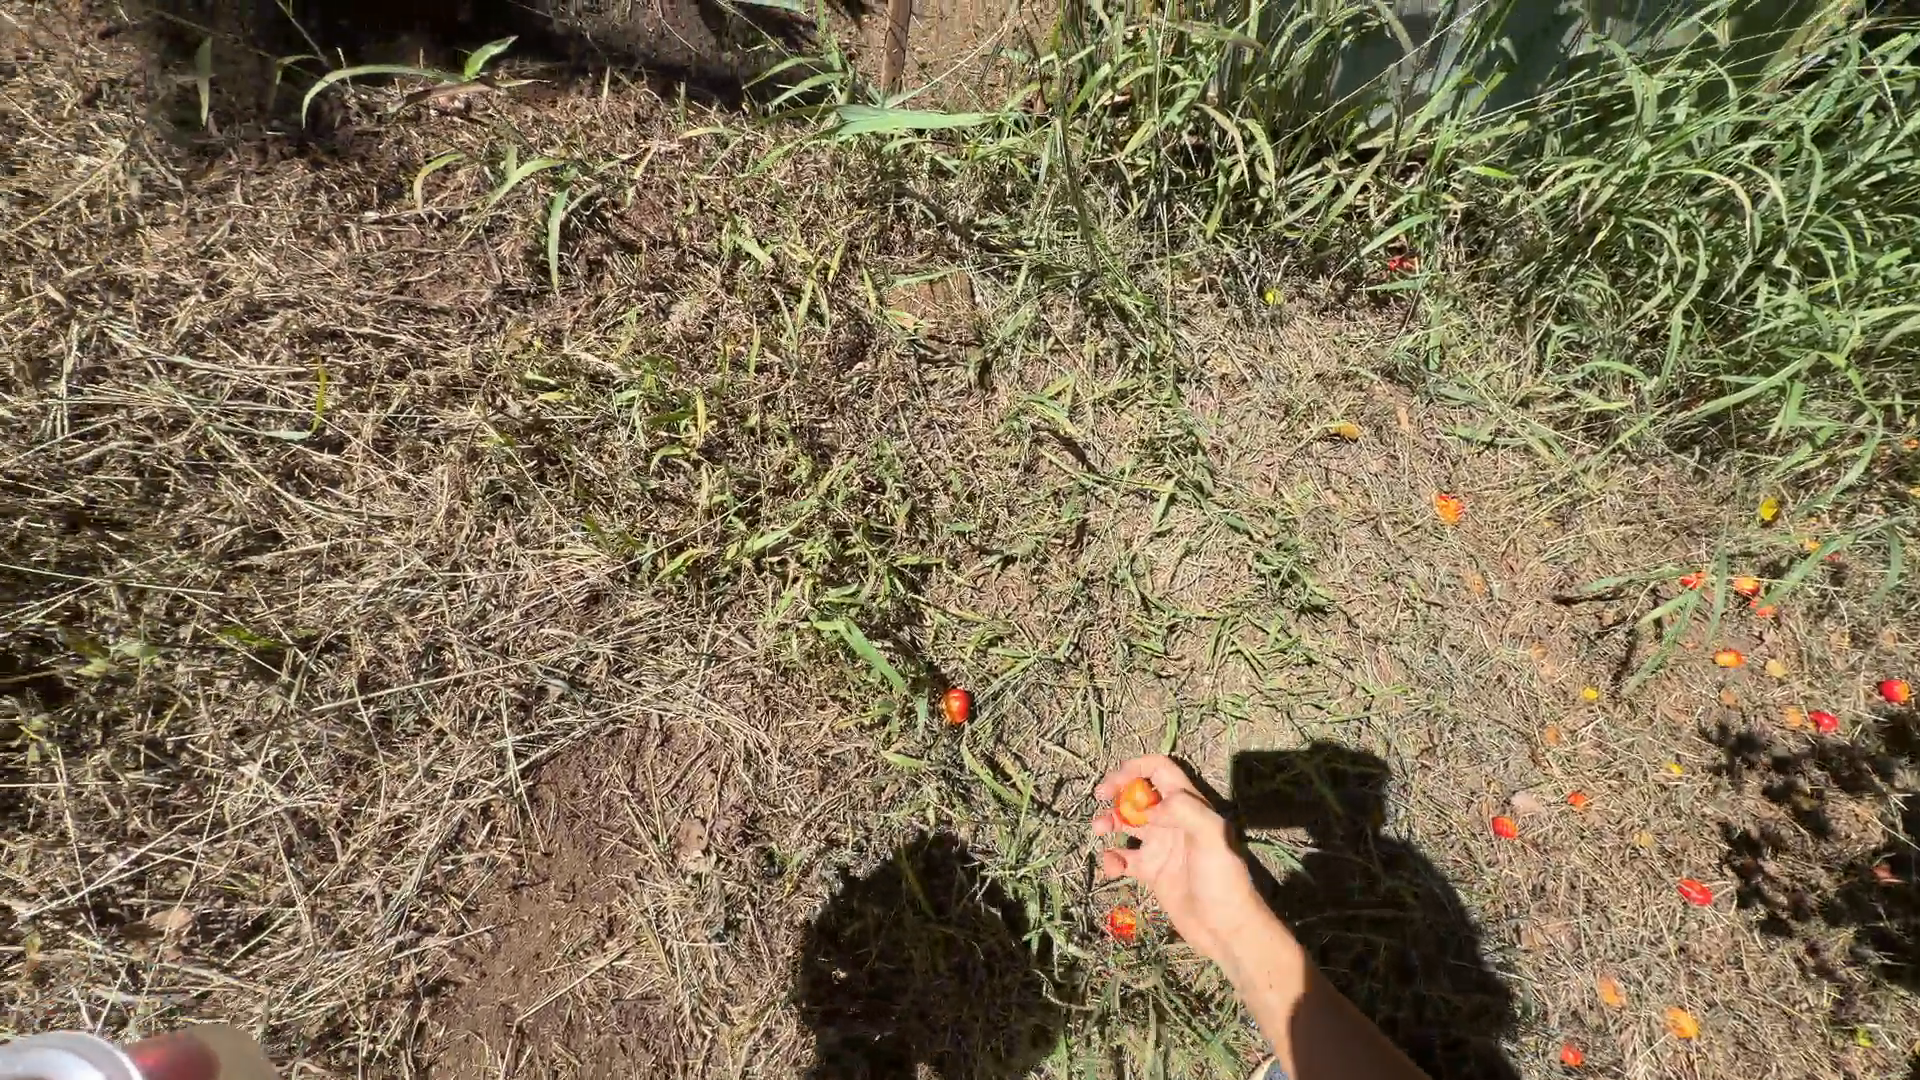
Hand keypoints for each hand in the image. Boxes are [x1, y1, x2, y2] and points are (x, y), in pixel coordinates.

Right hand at [1092, 755, 1277, 966]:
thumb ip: (1184, 810)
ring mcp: (1160, 846)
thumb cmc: (1223, 880)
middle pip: (1138, 793)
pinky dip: (1112, 859)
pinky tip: (1113, 868)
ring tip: (1098, 829)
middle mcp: (1172, 821)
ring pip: (1126, 822)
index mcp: (1188, 806)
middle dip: (1117, 791)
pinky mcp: (1151, 871)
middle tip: (1101, 797)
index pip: (1160, 770)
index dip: (1136, 768)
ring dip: (1109, 821)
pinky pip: (1124, 858)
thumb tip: (1148, 808)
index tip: (1117, 781)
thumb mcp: (1212, 837)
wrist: (1226, 931)